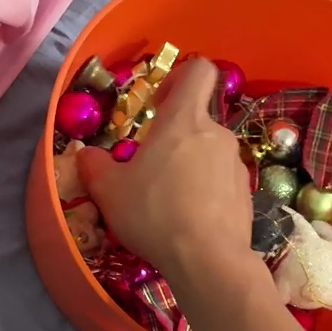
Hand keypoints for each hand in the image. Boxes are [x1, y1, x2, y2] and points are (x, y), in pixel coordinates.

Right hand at [77, 57, 259, 279]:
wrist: (207, 258)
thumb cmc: (153, 213)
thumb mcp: (108, 191)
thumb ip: (94, 166)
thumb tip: (86, 154)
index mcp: (182, 120)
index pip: (198, 71)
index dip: (179, 77)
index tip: (159, 101)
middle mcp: (215, 133)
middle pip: (196, 120)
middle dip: (173, 138)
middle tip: (149, 169)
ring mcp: (235, 163)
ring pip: (208, 153)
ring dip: (188, 167)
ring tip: (166, 201)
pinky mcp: (245, 193)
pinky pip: (220, 182)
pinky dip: (204, 193)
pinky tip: (187, 220)